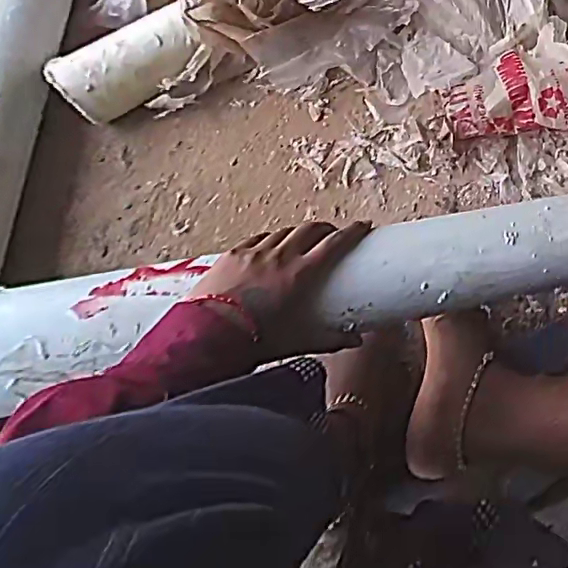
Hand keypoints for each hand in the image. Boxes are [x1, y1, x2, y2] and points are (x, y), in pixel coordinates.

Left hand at [189, 220, 372, 355]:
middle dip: (325, 228)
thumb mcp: (297, 342)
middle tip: (332, 234)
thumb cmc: (254, 342)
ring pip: (284, 231)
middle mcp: (280, 256)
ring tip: (302, 240)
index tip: (363, 226)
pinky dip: (271, 239)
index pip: (335, 243)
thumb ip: (329, 339)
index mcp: (301, 274)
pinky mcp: (233, 254)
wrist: (205, 338)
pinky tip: (271, 246)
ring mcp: (255, 252)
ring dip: (298, 233)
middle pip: (310, 229)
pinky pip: (258, 238)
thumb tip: (355, 341)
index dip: (352, 231)